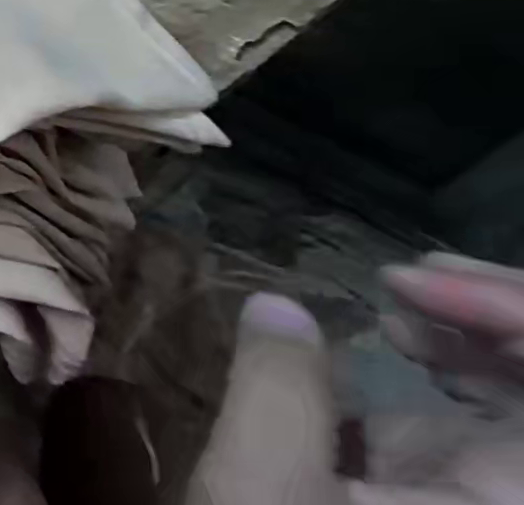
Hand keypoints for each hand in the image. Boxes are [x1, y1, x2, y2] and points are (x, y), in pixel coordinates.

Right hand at [188, 260, 523, 504]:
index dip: (517, 317)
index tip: (404, 279)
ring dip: (491, 338)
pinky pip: (514, 419)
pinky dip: (475, 370)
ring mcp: (518, 494)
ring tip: (400, 304)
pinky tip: (406, 345)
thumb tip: (278, 308)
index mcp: (516, 499)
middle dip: (508, 317)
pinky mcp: (490, 492)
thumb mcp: (263, 487)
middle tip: (409, 278)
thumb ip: (277, 390)